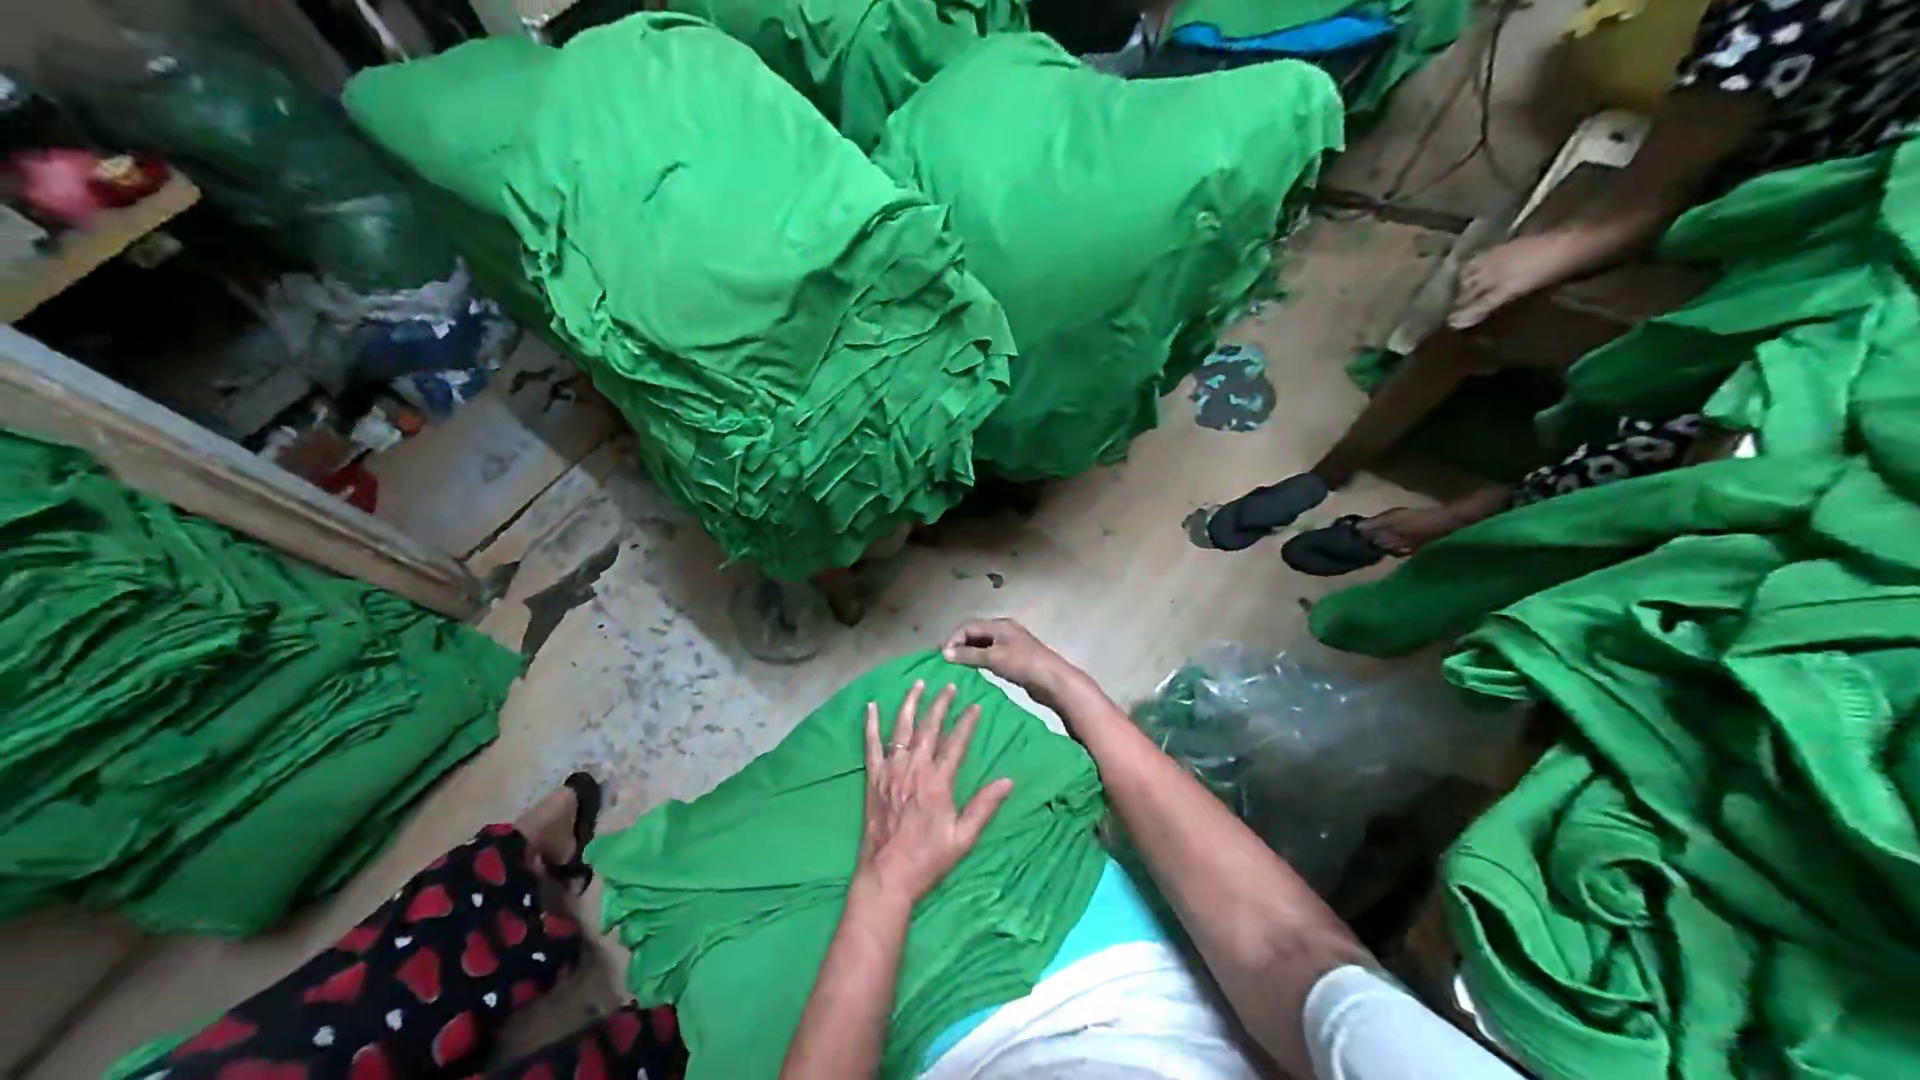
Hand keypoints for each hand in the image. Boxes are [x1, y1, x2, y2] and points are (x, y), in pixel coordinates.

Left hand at [856, 681, 1012, 904]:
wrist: (886, 875)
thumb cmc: (928, 859)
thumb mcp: (963, 838)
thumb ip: (984, 806)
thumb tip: (1008, 781)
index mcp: (938, 782)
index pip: (956, 743)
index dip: (967, 722)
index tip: (976, 705)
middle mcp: (914, 769)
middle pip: (929, 728)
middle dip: (941, 704)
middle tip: (949, 686)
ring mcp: (890, 771)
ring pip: (901, 729)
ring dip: (910, 703)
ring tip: (918, 684)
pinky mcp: (872, 778)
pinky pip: (870, 745)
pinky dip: (871, 724)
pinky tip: (871, 706)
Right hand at [941, 619, 1082, 705]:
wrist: (1053, 680)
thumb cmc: (1023, 664)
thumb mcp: (993, 658)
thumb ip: (968, 655)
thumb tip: (945, 653)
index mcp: (1000, 625)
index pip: (969, 626)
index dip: (954, 639)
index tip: (943, 655)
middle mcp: (1004, 631)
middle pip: (976, 634)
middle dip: (960, 645)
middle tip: (946, 661)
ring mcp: (1011, 644)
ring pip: (983, 645)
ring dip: (969, 653)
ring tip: (956, 667)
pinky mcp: (1015, 658)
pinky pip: (991, 655)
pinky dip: (980, 660)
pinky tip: (974, 671)